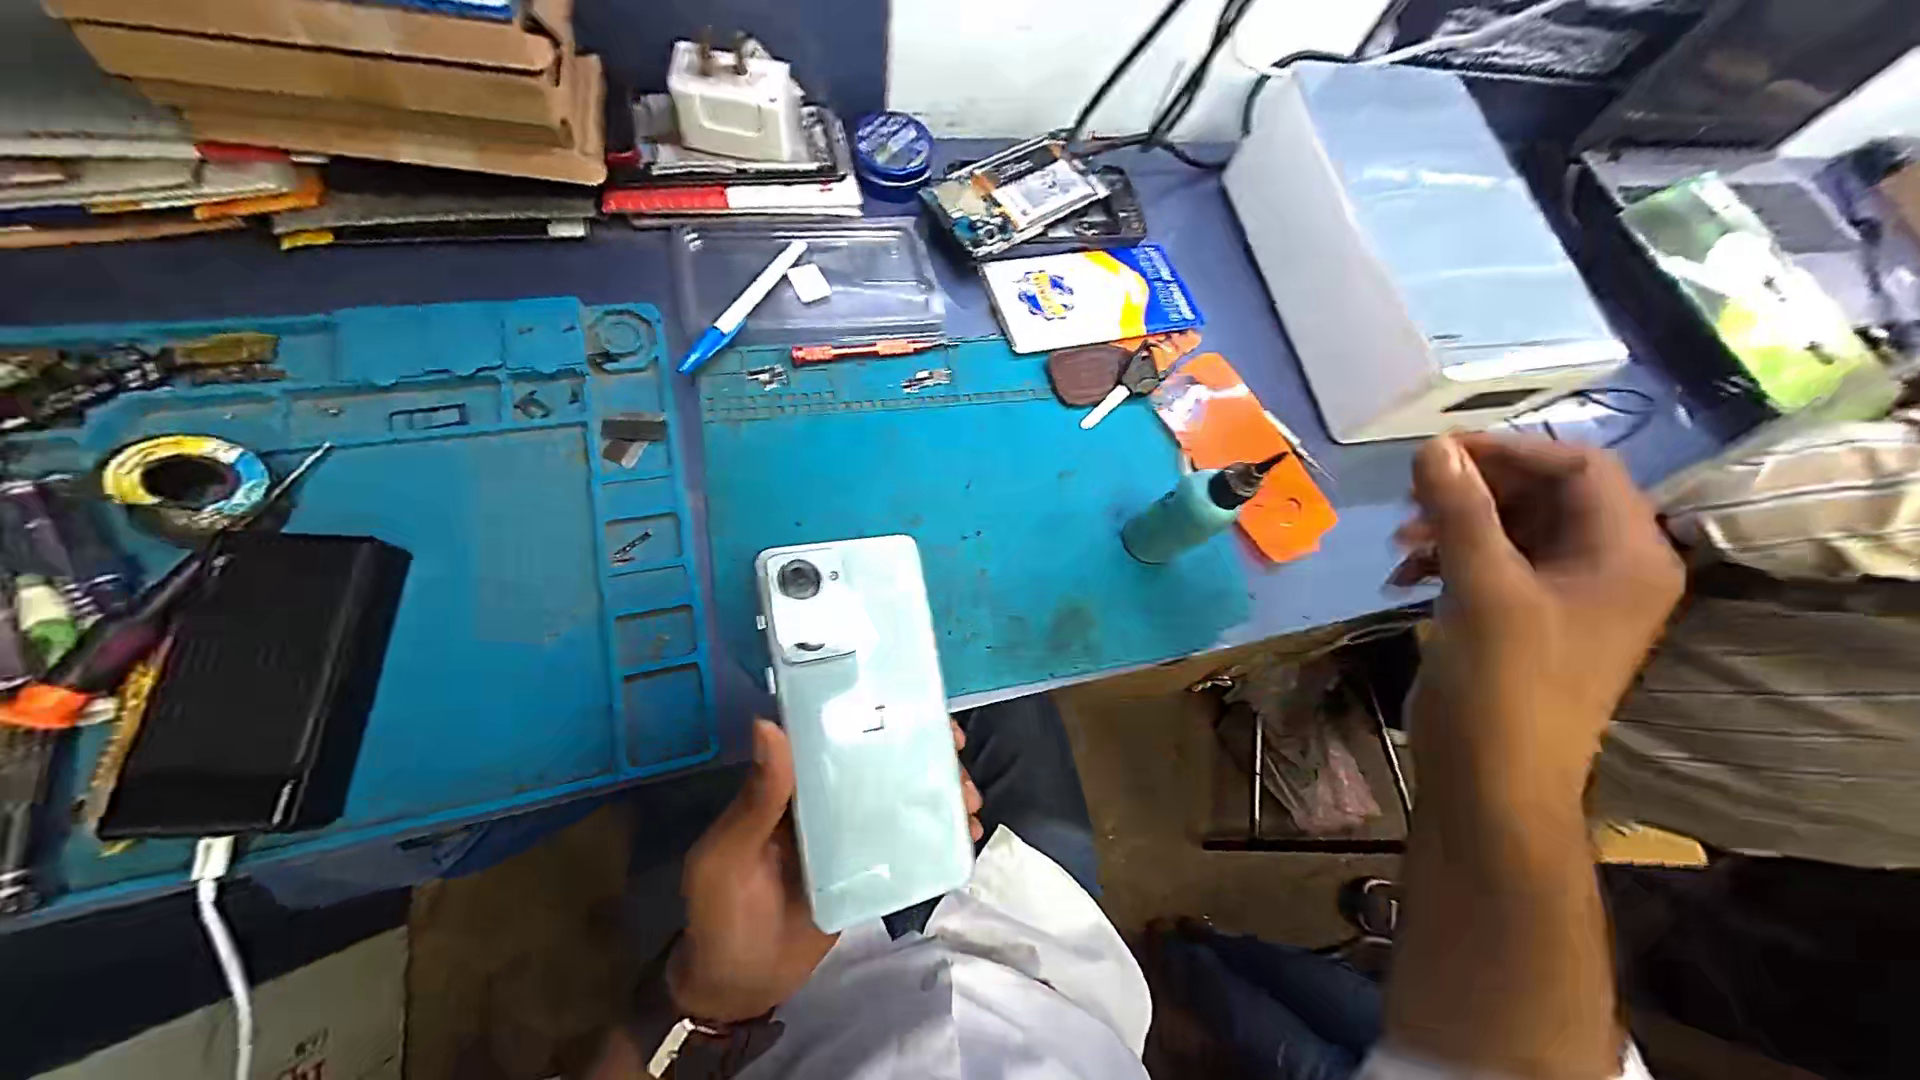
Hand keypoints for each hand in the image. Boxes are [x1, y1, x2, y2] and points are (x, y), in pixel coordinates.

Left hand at [668, 718, 983, 1021]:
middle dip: (926, 752)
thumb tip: (767, 723)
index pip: (840, 733)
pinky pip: (907, 841)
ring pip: (901, 797)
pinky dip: (937, 834)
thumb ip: (755, 799)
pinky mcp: (868, 868)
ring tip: (968, 801)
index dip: (881, 715)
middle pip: (882, 760)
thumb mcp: (728, 856)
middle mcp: (825, 798)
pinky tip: (965, 837)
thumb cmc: (720, 914)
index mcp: (792, 783)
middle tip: (958, 756)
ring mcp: (849, 833)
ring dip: (939, 790)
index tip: (922, 712)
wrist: (736, 988)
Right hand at [1395, 434, 1681, 794]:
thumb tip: (1432, 447)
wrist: (1491, 775)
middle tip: (1410, 498)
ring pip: (1508, 528)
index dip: (1509, 452)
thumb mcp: (1482, 589)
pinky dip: (1445, 557)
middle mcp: (1603, 567)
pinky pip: (1488, 562)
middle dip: (1472, 490)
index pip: (1580, 469)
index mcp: (1624, 555)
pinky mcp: (1520, 616)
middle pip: (1541, 496)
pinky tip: (1405, 573)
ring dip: (1451, 524)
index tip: (1437, 453)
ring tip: (1401, 543)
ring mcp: (1560, 594)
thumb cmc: (1503, 683)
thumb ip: (1460, 512)